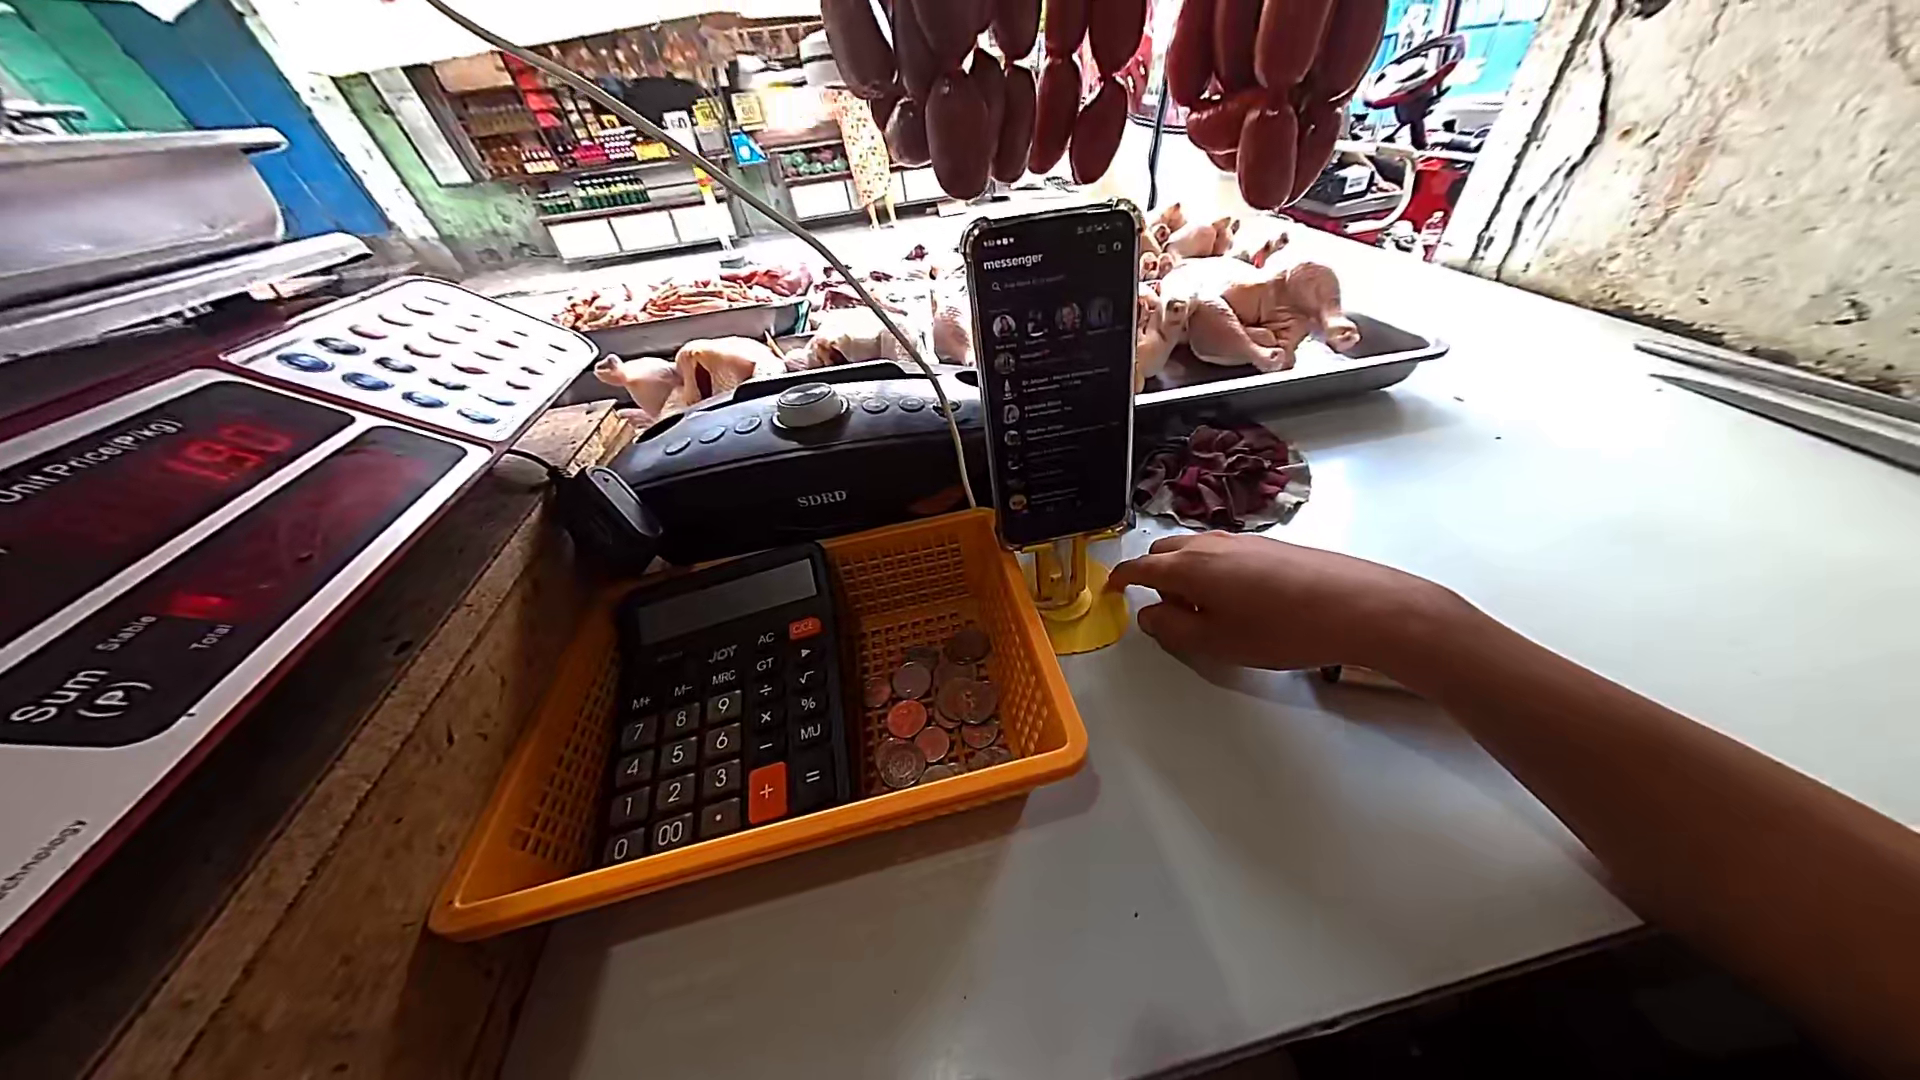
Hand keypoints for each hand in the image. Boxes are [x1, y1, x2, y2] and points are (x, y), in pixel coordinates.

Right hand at [1106, 531, 1473, 673]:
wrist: (1361, 607)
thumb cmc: (1282, 629)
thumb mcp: (1217, 642)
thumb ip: (1172, 629)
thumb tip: (1149, 616)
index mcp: (1190, 566)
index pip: (1140, 567)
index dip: (1120, 578)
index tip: (1111, 589)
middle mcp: (1210, 544)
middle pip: (1165, 552)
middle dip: (1154, 577)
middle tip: (1168, 611)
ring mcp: (1242, 540)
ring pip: (1194, 550)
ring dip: (1185, 574)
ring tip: (1206, 610)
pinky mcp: (1269, 545)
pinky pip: (1222, 552)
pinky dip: (1211, 571)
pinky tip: (1238, 600)